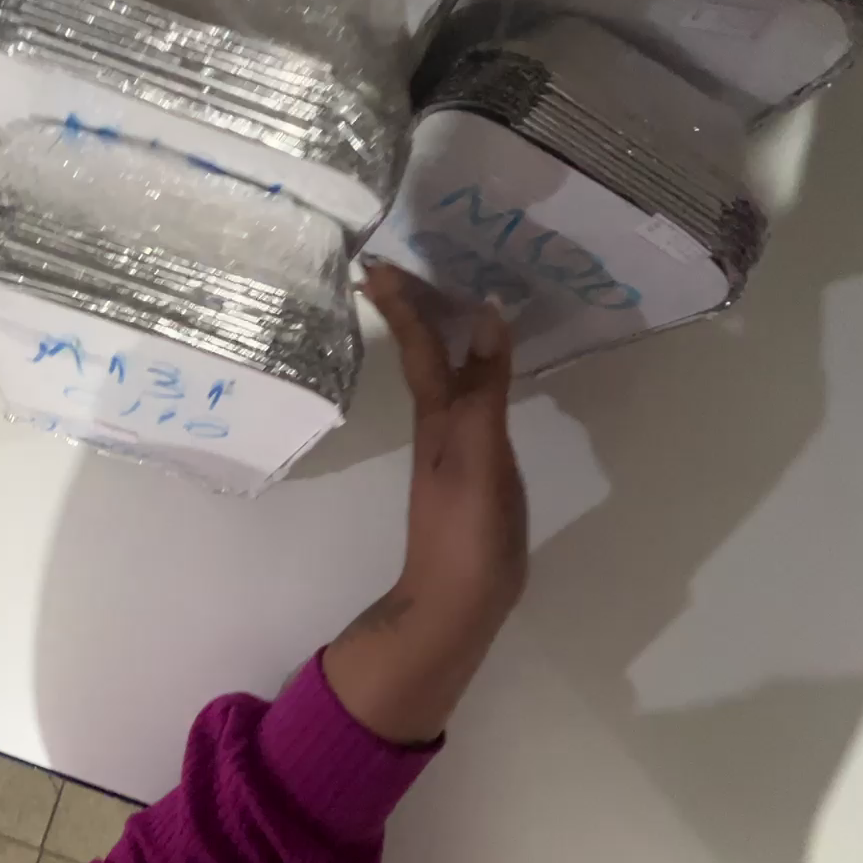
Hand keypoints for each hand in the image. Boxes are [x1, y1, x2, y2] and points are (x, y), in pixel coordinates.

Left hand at [363, 263, 528, 630]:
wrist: (457, 598)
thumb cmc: (466, 530)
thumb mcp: (478, 455)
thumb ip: (484, 389)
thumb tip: (484, 317)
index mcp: (437, 416)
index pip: (418, 347)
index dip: (402, 305)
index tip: (378, 264)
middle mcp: (438, 423)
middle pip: (422, 355)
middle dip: (411, 310)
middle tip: (402, 266)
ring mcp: (453, 446)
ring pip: (440, 375)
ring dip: (435, 336)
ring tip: (442, 298)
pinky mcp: (473, 467)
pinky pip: (466, 401)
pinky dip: (468, 372)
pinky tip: (478, 369)